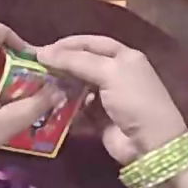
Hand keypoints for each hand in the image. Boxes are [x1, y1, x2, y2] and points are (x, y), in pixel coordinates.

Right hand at [32, 36, 187, 165]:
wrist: (150, 144)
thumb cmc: (134, 99)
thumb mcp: (109, 72)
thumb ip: (76, 61)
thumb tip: (43, 53)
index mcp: (124, 57)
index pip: (92, 43)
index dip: (68, 44)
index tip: (42, 50)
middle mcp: (116, 73)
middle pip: (83, 64)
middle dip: (61, 65)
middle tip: (36, 69)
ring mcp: (107, 97)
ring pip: (78, 86)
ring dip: (61, 86)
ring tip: (39, 87)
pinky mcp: (99, 118)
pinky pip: (78, 108)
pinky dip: (65, 107)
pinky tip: (50, 106)